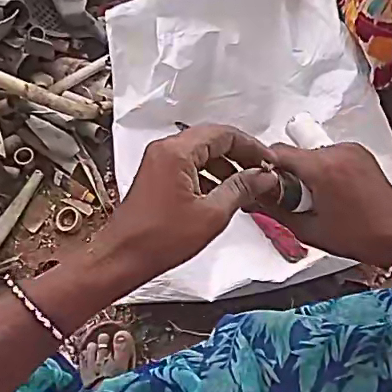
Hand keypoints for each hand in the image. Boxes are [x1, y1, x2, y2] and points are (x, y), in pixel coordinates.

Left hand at [85, 125, 277, 287]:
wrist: (122, 257)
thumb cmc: (157, 239)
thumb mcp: (212, 214)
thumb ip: (241, 189)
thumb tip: (262, 177)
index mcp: (176, 152)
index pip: (223, 134)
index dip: (251, 146)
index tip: (268, 160)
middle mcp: (164, 150)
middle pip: (212, 140)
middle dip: (240, 154)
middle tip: (262, 170)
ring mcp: (158, 162)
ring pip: (201, 153)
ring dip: (225, 165)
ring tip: (247, 184)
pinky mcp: (156, 176)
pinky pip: (188, 165)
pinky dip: (209, 175)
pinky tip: (224, 193)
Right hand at [252, 142, 391, 265]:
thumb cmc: (358, 237)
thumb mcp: (308, 229)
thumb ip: (275, 210)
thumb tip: (252, 198)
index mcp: (322, 168)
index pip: (277, 152)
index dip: (263, 166)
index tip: (261, 183)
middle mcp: (337, 151)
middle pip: (295, 151)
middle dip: (286, 171)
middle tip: (290, 198)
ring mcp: (351, 149)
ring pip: (311, 152)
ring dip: (305, 170)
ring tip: (314, 198)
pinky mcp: (360, 152)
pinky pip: (330, 155)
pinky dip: (323, 169)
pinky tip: (330, 192)